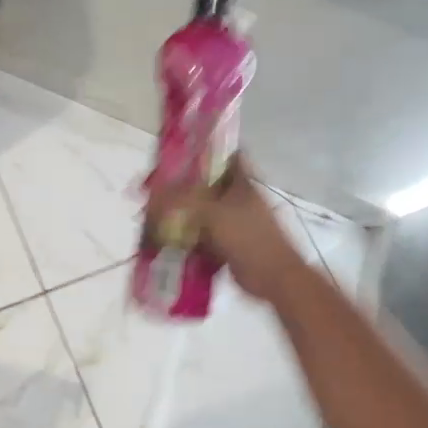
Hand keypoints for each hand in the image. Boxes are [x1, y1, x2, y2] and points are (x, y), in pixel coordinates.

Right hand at [147, 160, 311, 302]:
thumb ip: (183, 199)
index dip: (205, 150)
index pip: (226, 155)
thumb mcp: (211, 213)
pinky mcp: (228, 243)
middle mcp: (238, 198)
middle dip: (183, 185)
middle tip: (157, 187)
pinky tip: (167, 238)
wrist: (272, 277)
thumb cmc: (247, 237)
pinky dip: (186, 236)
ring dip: (182, 213)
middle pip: (208, 184)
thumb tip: (155, 191)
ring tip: (155, 213)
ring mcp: (234, 221)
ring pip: (203, 210)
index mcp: (242, 183)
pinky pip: (202, 234)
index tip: (178, 154)